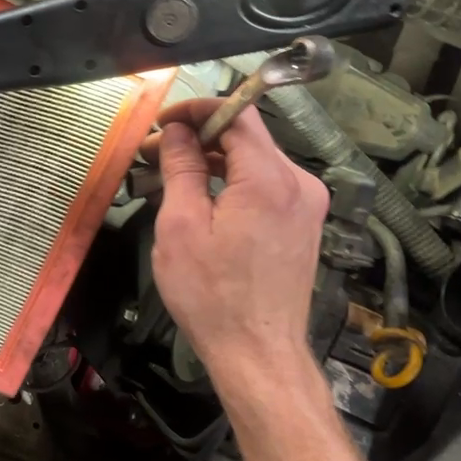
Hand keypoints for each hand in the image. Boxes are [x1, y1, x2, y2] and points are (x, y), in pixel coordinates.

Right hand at [149, 98, 328, 375]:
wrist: (257, 352)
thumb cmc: (211, 293)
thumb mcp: (181, 226)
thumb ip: (181, 169)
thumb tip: (179, 131)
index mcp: (269, 179)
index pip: (238, 114)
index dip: (196, 108)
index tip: (162, 122)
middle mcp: (299, 183)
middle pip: (247, 136)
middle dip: (199, 136)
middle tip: (153, 153)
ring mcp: (306, 204)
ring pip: (255, 160)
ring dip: (212, 160)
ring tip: (168, 175)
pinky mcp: (303, 223)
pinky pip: (265, 184)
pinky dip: (230, 181)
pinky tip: (200, 198)